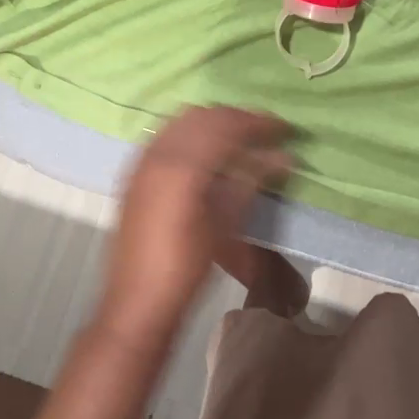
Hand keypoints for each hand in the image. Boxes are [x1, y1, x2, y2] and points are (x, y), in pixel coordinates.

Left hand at [94, 106, 293, 347]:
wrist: (136, 302)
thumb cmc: (187, 268)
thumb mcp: (226, 225)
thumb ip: (252, 181)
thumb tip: (283, 157)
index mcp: (184, 165)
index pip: (228, 125)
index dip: (259, 123)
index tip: (284, 129)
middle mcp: (160, 153)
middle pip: (205, 115)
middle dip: (237, 119)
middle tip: (264, 134)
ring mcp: (143, 161)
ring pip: (183, 121)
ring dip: (214, 123)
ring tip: (238, 140)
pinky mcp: (134, 172)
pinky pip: (166, 134)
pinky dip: (190, 133)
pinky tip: (205, 152)